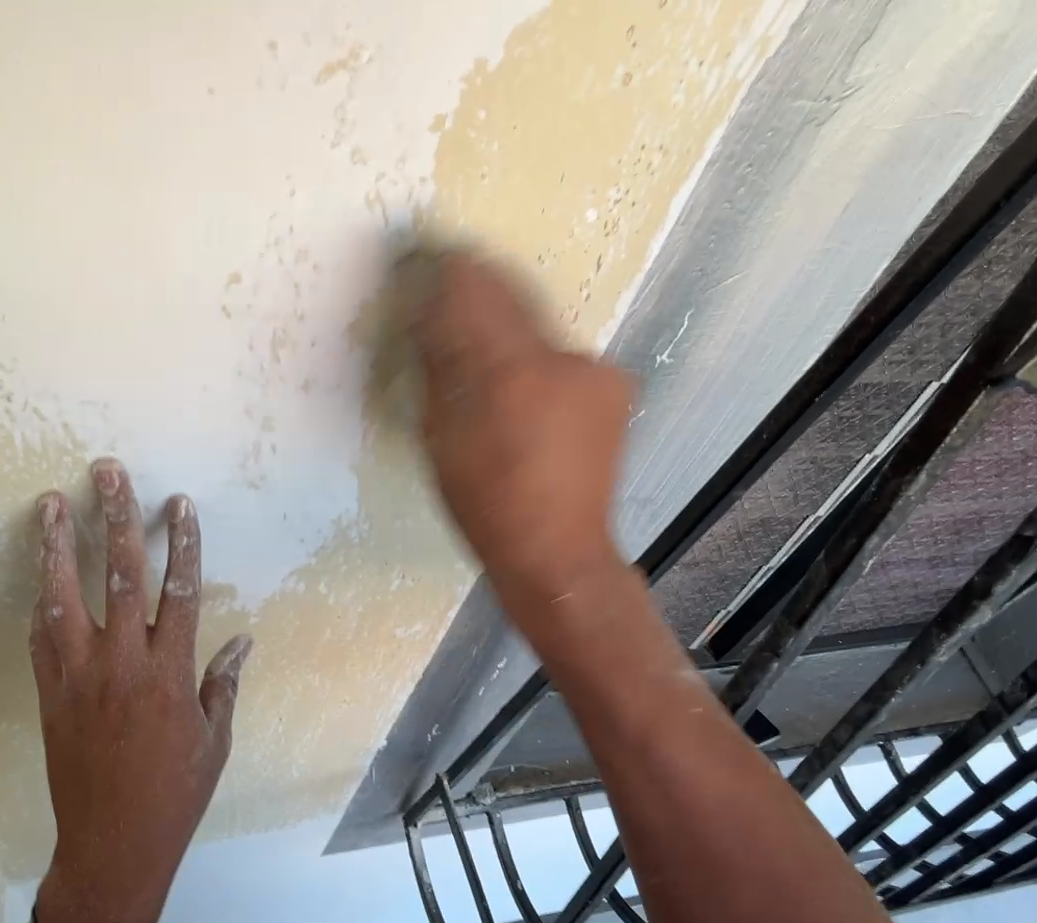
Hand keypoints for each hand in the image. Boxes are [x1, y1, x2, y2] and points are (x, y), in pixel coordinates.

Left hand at [29, 458, 252, 922]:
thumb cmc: (175, 795)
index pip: (180, 591)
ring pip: (64, 597)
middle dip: (116, 518)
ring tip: (50, 503)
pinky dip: (43, 601)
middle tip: (107, 473)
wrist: (112, 845)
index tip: (178, 503)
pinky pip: (42, 637)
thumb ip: (223, 685)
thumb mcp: (215, 742)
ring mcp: (78, 676)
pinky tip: (41, 575)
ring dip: (57, 546)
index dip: (182, 542)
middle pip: (120, 575)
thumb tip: (243, 639)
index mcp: (171, 674)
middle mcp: (123, 664)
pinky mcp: (50, 694)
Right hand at [410, 251, 635, 614]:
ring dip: (508, 331)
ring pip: (537, 327)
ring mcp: (595, 370)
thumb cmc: (485, 505)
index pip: (472, 289)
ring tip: (486, 358)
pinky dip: (537, 363)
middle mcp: (562, 357)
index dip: (445, 267)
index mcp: (511, 374)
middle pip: (510, 295)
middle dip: (474, 291)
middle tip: (445, 286)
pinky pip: (561, 357)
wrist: (559, 553)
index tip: (421, 256)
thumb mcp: (442, 438)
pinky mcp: (614, 386)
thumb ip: (438, 367)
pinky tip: (526, 395)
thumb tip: (425, 313)